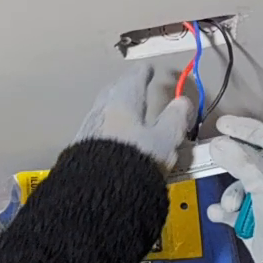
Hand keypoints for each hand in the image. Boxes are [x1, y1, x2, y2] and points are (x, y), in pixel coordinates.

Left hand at [75, 63, 192, 170]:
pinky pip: (98, 126)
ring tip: (128, 112)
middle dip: (128, 86)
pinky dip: (109, 124)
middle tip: (138, 86)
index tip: (150, 70)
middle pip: (116, 90)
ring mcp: (88, 127)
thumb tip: (182, 102)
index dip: (145, 72)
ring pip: (105, 108)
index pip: (135, 77)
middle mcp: (102, 108)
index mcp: (123, 100)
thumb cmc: (135, 159)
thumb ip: (175, 120)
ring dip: (117, 106)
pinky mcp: (80, 146)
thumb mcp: (165, 140)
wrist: (96, 192)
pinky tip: (114, 135)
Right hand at [205, 115, 262, 262]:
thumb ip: (241, 160)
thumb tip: (218, 144)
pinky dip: (224, 212)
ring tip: (232, 206)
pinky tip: (218, 214)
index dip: (245, 129)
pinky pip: (233, 212)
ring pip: (238, 189)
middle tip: (213, 158)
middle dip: (232, 166)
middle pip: (247, 163)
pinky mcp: (253, 223)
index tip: (223, 124)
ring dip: (230, 196)